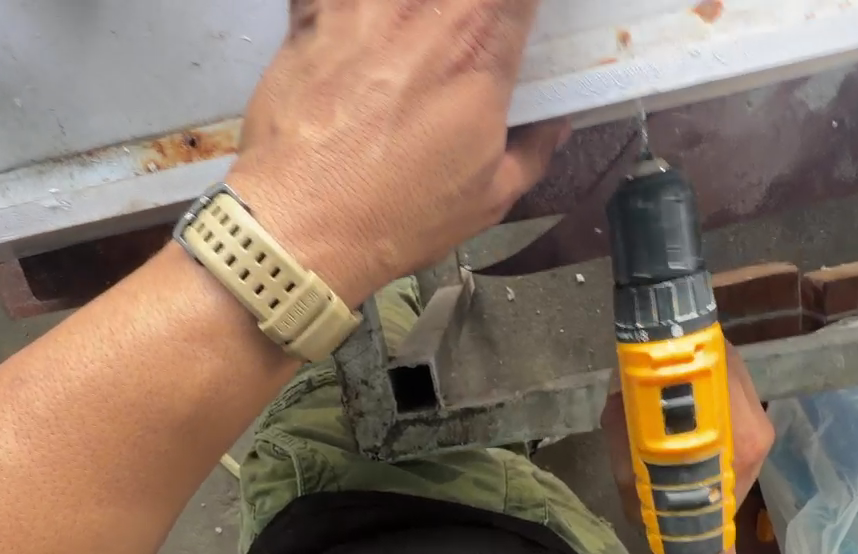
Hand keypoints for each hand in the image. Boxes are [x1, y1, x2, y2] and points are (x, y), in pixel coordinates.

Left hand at [225, 0, 570, 304]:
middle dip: (472, 11)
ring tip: (415, 36)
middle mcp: (427, 6)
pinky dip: (350, 8)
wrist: (305, 226)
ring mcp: (364, 1)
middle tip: (470, 32)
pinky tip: (363, 31)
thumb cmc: (399, 216)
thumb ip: (531, 152)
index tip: (516, 21)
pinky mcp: (311, 10)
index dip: (522, 6)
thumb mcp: (488, 199)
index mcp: (482, 47)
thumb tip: (552, 127)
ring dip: (413, 11)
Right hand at [601, 343, 775, 541]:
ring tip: (674, 367)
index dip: (689, 347)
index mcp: (729, 436)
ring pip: (735, 373)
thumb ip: (621, 425)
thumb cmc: (658, 512)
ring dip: (704, 365)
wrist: (693, 545)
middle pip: (729, 362)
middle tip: (662, 349)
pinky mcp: (761, 433)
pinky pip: (737, 391)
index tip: (660, 341)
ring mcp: (762, 428)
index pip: (716, 366)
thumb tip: (619, 383)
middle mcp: (755, 426)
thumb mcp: (626, 472)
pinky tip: (690, 391)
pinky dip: (713, 382)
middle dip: (694, 351)